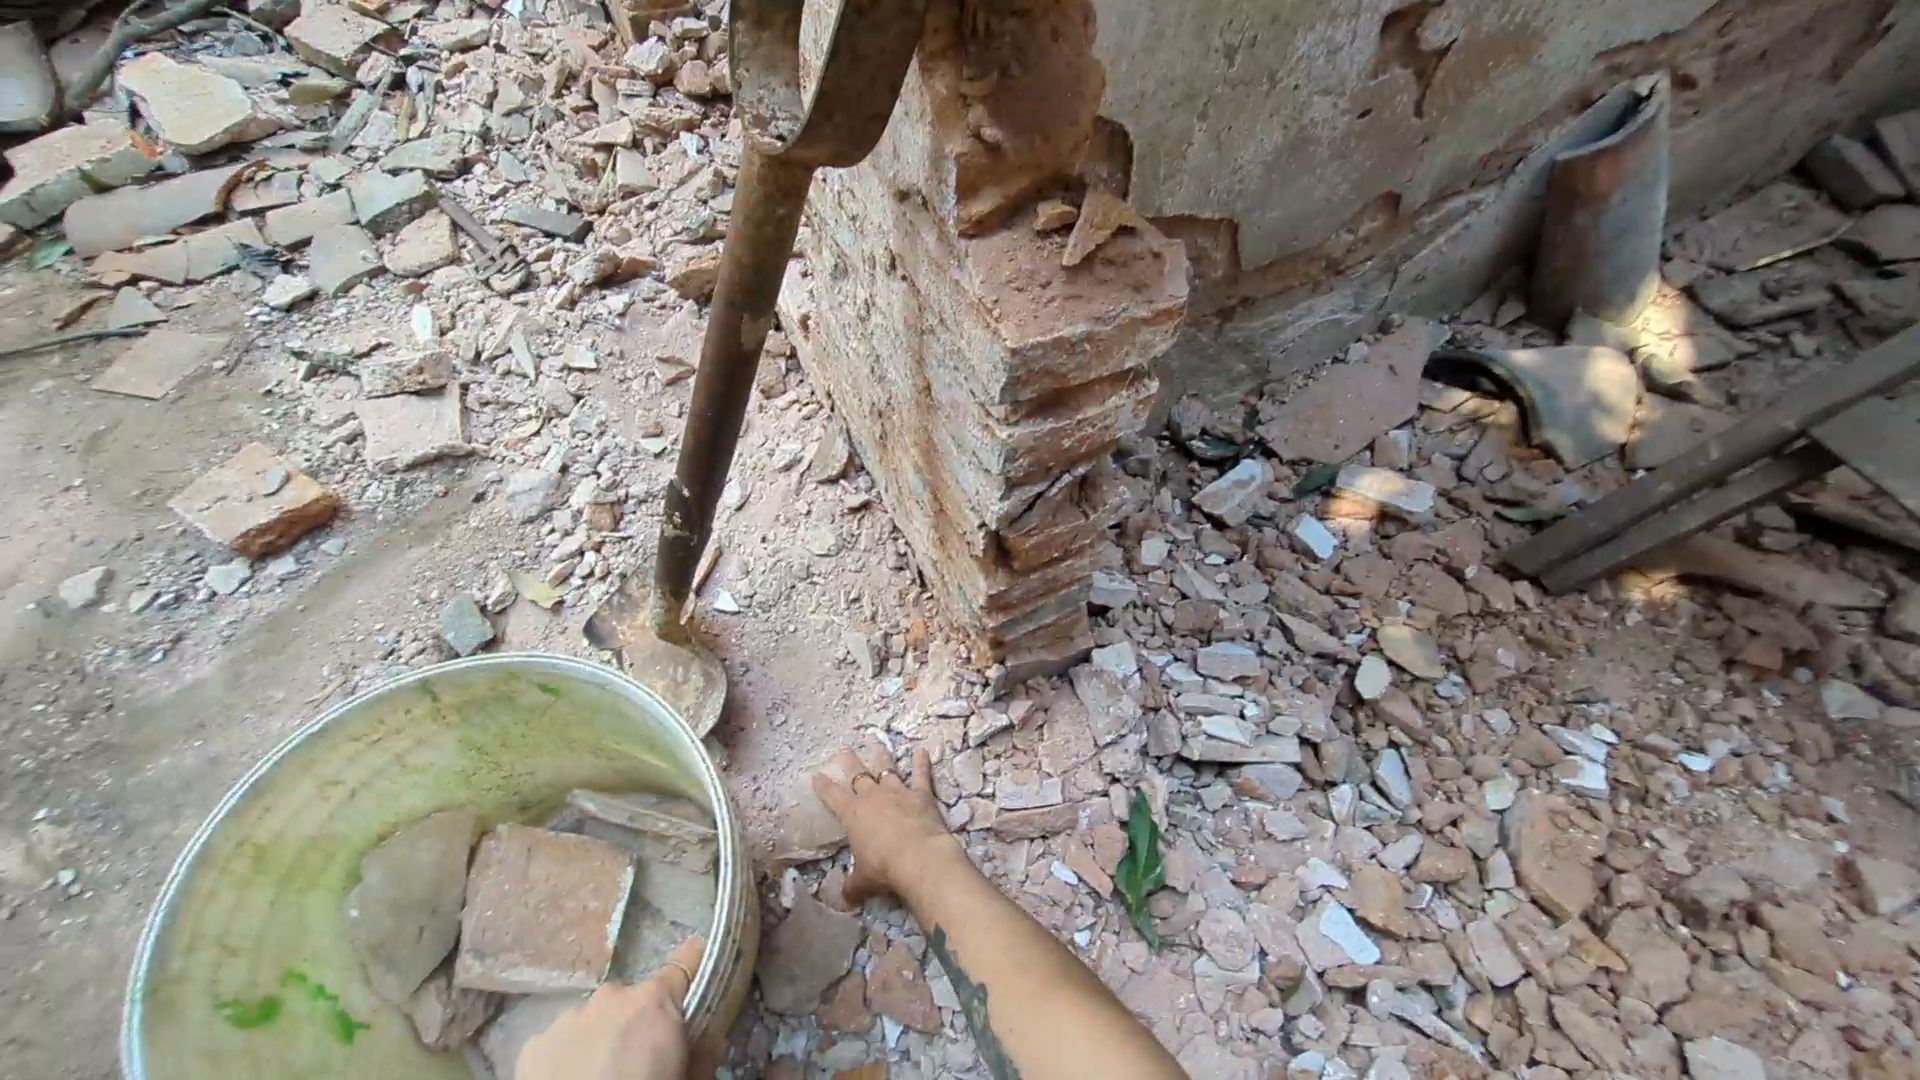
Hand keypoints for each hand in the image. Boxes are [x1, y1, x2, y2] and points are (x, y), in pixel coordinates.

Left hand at [517, 936, 705, 1079]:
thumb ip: (703, 1058)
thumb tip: (713, 1040)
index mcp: (656, 1001)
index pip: (687, 961)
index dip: (694, 964)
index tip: (698, 969)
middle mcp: (613, 996)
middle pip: (635, 999)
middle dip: (639, 1022)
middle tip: (639, 1059)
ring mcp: (570, 1017)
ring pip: (595, 1019)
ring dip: (602, 1038)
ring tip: (599, 1076)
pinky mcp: (534, 1045)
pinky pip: (560, 1042)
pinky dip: (568, 1057)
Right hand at [812, 743, 959, 903]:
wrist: (918, 857)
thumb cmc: (884, 868)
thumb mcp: (862, 881)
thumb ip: (852, 887)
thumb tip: (843, 900)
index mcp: (853, 815)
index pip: (833, 796)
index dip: (824, 786)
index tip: (817, 774)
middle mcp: (873, 797)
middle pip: (857, 774)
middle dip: (849, 762)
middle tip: (843, 750)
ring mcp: (898, 792)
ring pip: (887, 768)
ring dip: (881, 755)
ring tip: (876, 742)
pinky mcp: (921, 794)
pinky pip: (921, 775)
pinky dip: (922, 762)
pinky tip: (922, 750)